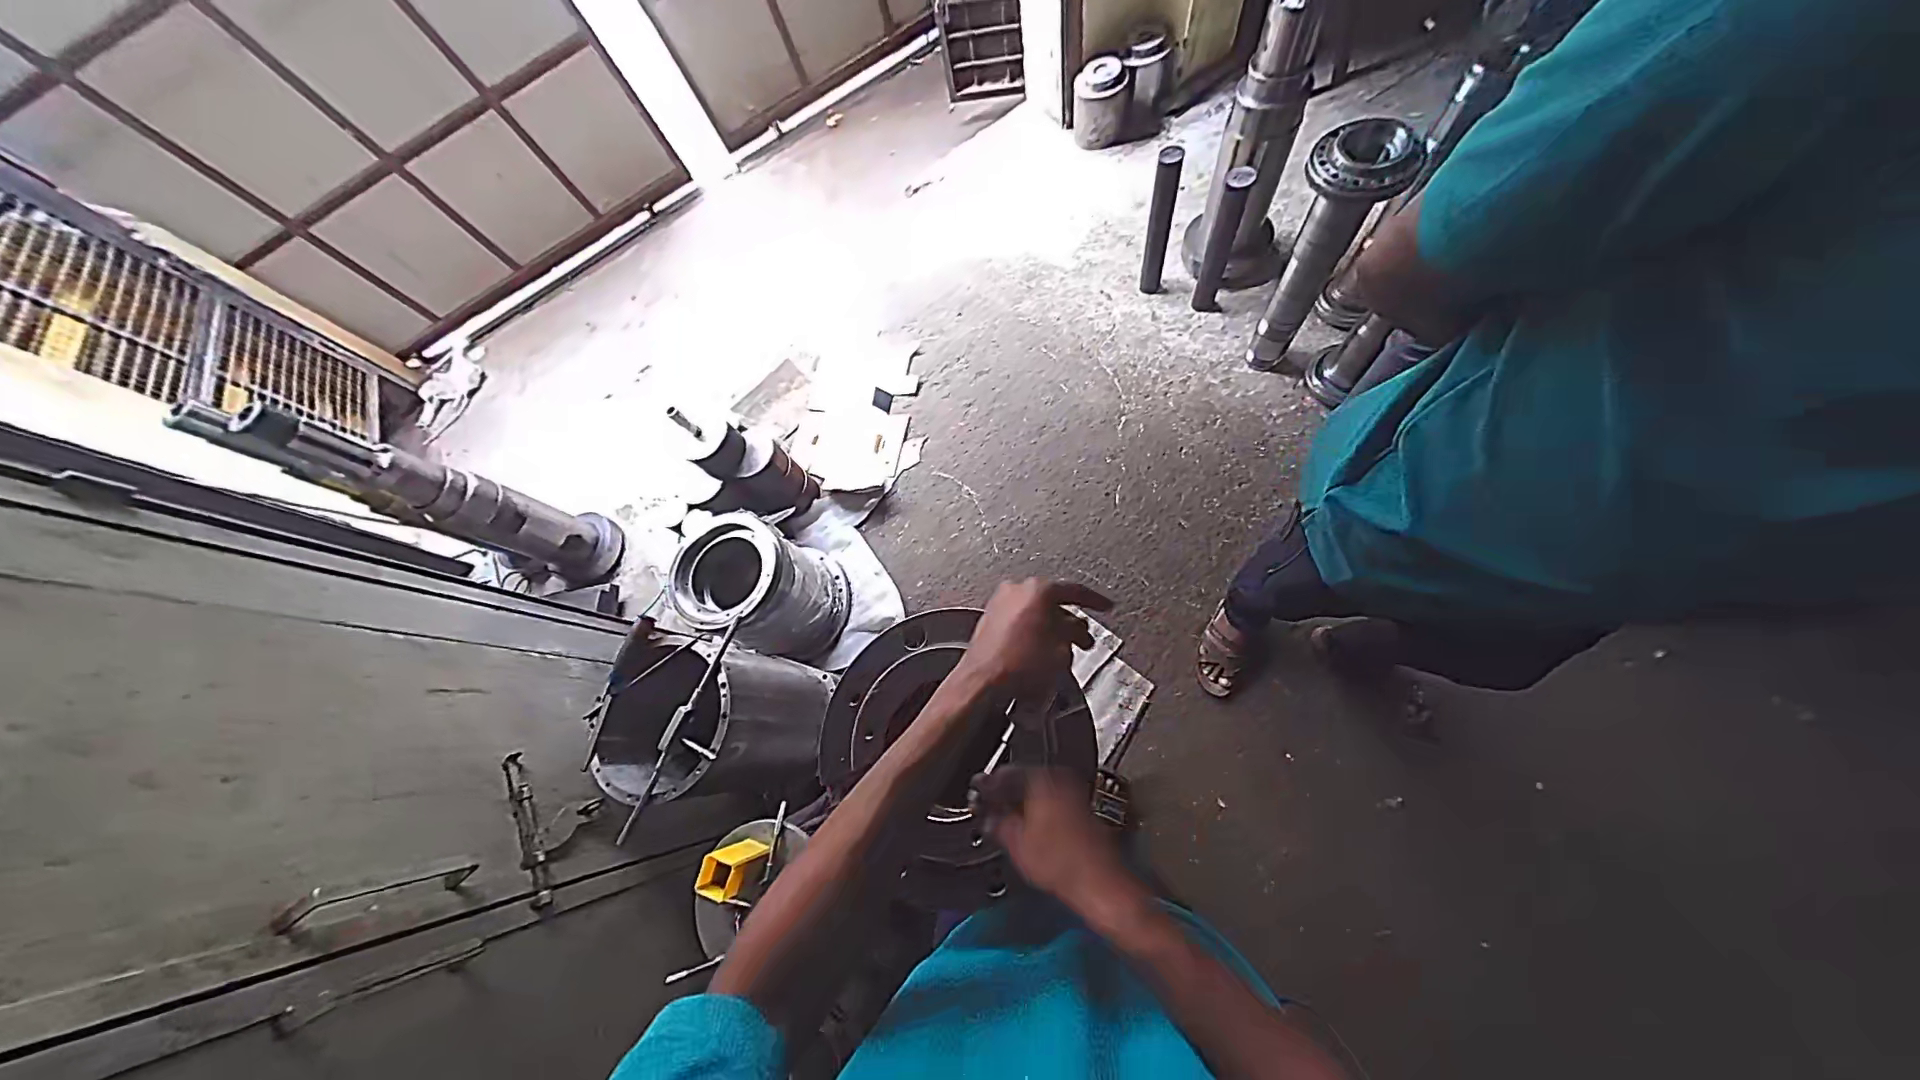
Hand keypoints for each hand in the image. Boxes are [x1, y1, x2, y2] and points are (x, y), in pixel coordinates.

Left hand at [955, 578, 1113, 692]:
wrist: (983, 681)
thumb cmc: (1017, 665)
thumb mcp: (1062, 647)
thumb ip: (1076, 631)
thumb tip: (1077, 629)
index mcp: (1038, 590)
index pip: (1075, 591)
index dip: (1095, 601)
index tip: (1104, 605)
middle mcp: (1016, 590)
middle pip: (1053, 601)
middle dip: (1070, 621)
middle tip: (1082, 638)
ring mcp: (1000, 603)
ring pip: (1035, 611)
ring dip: (1050, 628)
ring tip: (1060, 649)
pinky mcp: (990, 618)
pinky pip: (1019, 620)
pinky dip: (1032, 631)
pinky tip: (1038, 651)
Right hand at [971, 767, 1141, 914]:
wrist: (1099, 883)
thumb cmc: (1061, 862)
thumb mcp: (1016, 843)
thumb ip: (998, 823)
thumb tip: (990, 818)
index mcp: (1042, 779)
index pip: (1006, 773)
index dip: (988, 787)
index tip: (979, 795)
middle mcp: (1061, 780)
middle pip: (1024, 780)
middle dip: (1006, 794)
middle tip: (990, 807)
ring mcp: (1075, 794)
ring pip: (1040, 791)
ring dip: (1022, 803)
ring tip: (1006, 821)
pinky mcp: (1083, 811)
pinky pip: (1053, 802)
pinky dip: (1039, 811)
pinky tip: (1030, 829)